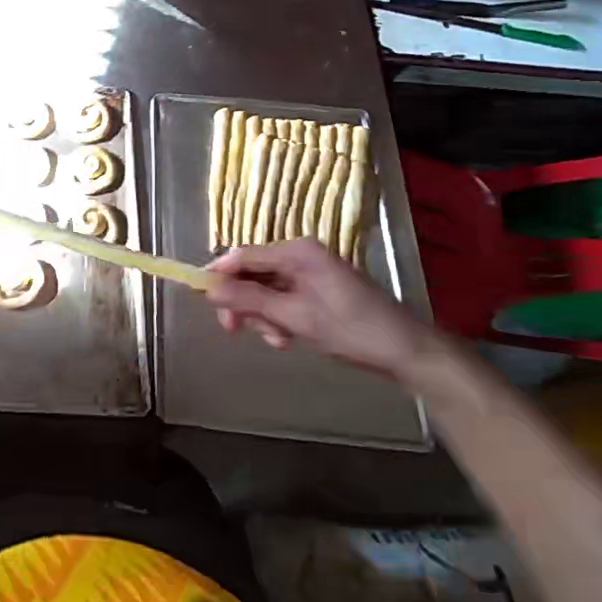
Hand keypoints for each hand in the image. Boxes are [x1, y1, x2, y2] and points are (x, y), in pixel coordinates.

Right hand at [206, 238, 441, 376]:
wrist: (404, 350)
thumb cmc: (351, 329)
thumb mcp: (295, 317)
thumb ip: (250, 301)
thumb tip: (208, 288)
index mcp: (297, 251)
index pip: (244, 255)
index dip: (218, 274)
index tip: (197, 296)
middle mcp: (301, 255)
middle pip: (253, 273)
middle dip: (243, 302)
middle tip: (234, 332)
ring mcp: (310, 273)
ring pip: (266, 290)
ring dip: (263, 316)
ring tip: (277, 341)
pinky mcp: (317, 291)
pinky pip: (284, 299)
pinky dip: (279, 318)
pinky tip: (286, 339)